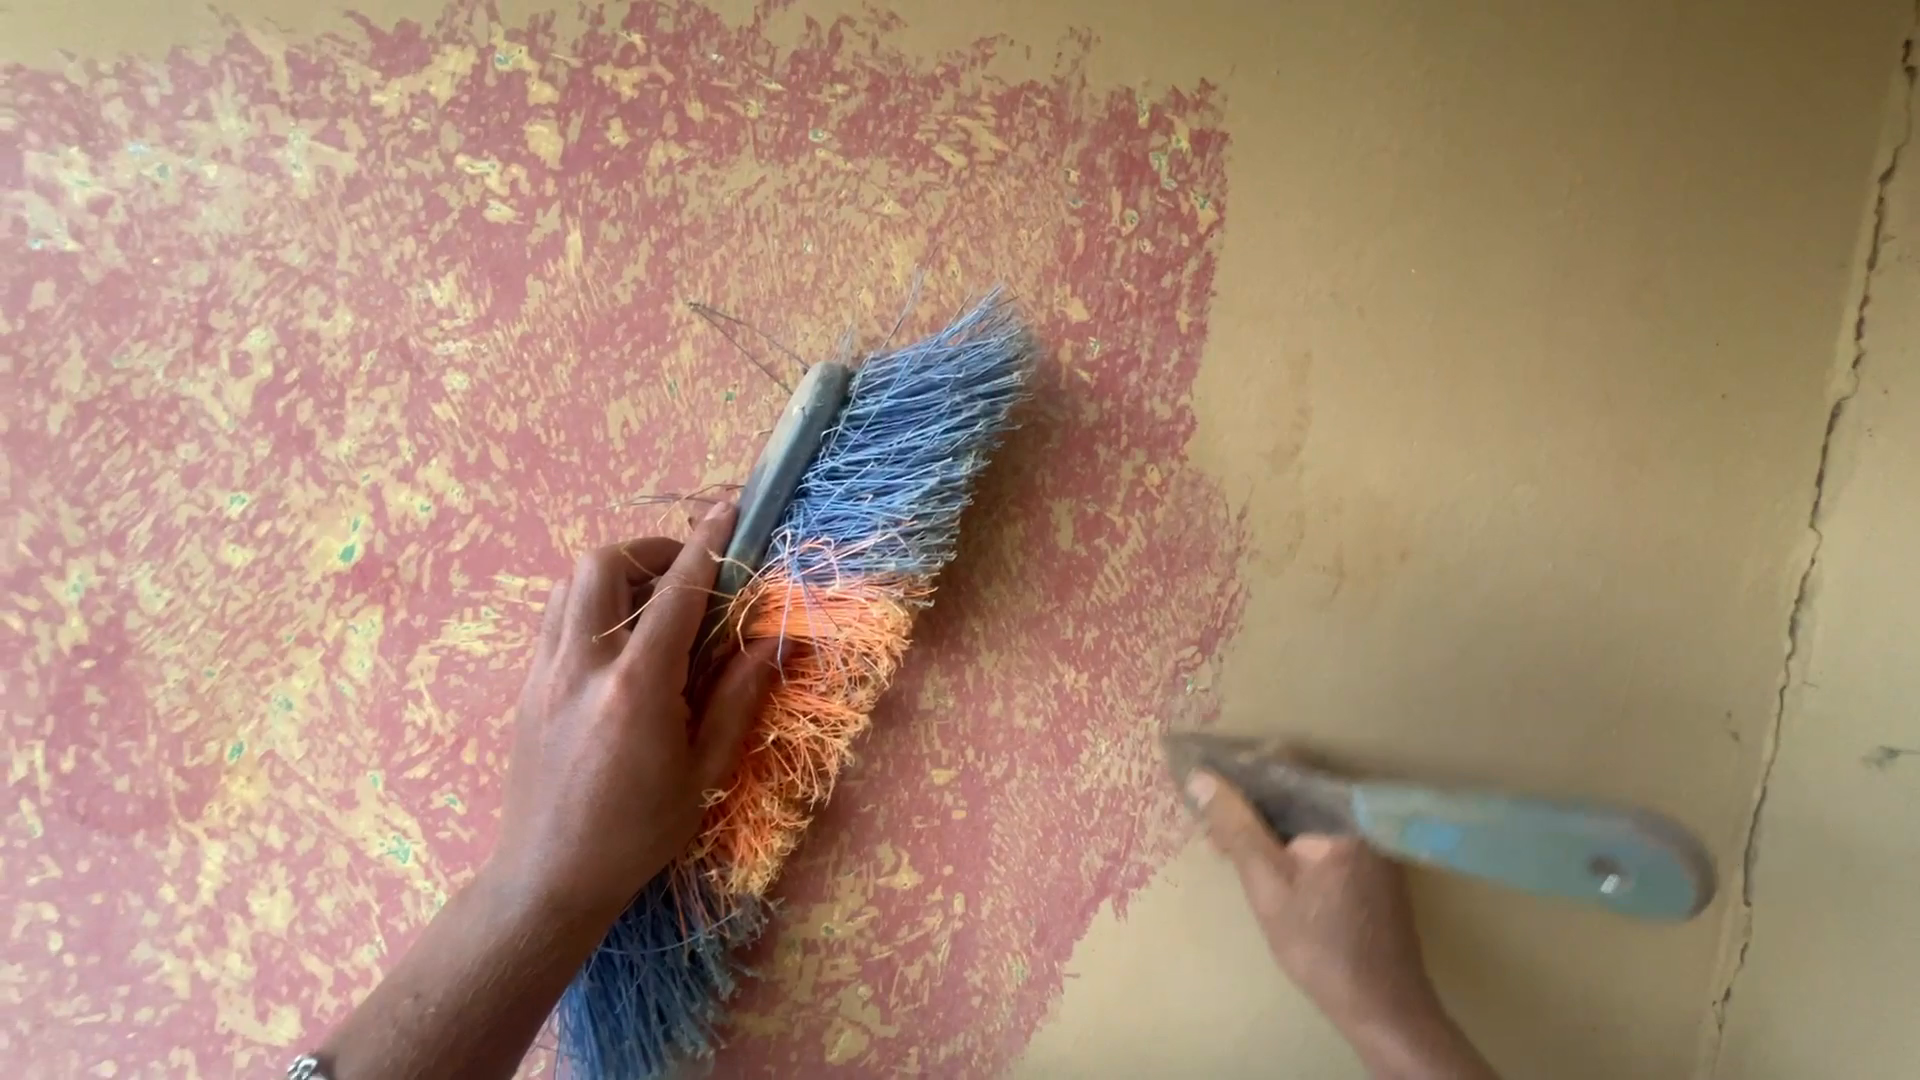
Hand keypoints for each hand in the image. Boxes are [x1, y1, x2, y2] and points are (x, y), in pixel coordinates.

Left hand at [488, 502, 782, 921]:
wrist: (546, 879)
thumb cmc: (639, 831)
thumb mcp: (705, 771)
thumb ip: (737, 696)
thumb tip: (769, 640)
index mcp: (636, 688)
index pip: (678, 593)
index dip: (707, 543)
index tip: (728, 507)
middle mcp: (582, 666)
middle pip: (602, 565)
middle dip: (651, 550)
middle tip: (687, 574)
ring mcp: (544, 672)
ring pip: (571, 583)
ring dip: (619, 574)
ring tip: (655, 604)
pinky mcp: (526, 685)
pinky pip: (557, 615)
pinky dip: (593, 603)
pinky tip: (620, 641)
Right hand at [1189, 766, 1496, 1078]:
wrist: (1383, 1009)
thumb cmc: (1320, 944)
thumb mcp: (1266, 881)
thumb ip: (1235, 825)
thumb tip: (1200, 776)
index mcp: (1339, 811)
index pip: (1281, 762)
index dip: (1236, 766)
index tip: (1200, 777)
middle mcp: (1357, 816)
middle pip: (1291, 785)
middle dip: (1244, 798)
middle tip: (1206, 819)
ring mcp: (1365, 840)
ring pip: (1300, 810)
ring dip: (1260, 820)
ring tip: (1222, 842)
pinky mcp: (1365, 862)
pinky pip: (1315, 831)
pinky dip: (1283, 837)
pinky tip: (1256, 858)